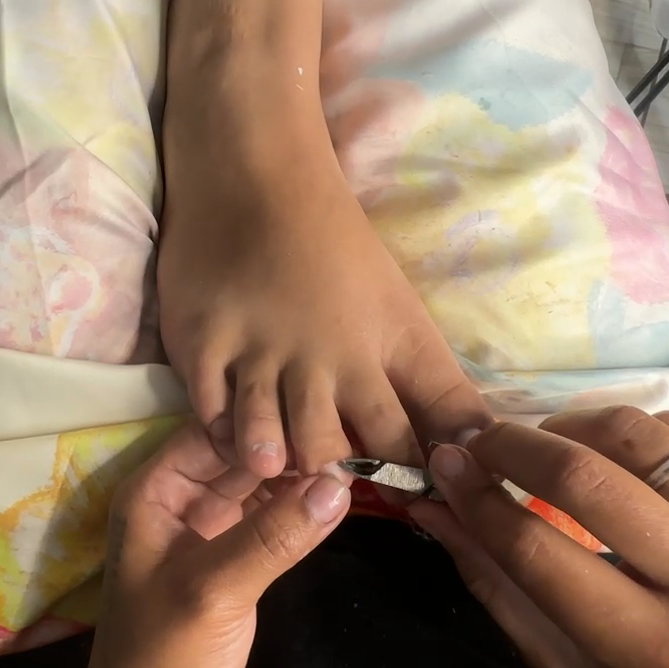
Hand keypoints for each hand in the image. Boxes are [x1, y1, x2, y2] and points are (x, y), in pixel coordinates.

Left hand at [6, 422, 351, 667]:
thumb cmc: (160, 660)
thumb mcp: (213, 592)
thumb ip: (272, 537)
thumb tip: (338, 483)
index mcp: (157, 489)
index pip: (215, 431)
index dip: (265, 422)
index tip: (323, 415)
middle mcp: (181, 497)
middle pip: (241, 453)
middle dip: (289, 445)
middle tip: (351, 435)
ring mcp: (208, 527)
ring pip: (259, 483)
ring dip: (300, 475)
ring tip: (356, 457)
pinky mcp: (234, 558)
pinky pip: (270, 517)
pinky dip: (300, 508)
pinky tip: (338, 496)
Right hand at [157, 36, 487, 477]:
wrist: (251, 175)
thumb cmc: (330, 233)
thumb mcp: (397, 301)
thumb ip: (425, 375)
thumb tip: (468, 439)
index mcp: (384, 343)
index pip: (419, 435)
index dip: (423, 474)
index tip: (419, 493)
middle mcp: (324, 359)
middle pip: (336, 454)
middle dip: (338, 474)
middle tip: (329, 473)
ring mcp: (256, 354)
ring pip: (272, 449)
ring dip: (279, 461)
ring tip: (278, 457)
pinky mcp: (201, 347)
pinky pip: (212, 421)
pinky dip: (225, 436)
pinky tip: (234, 429)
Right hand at [409, 408, 668, 667]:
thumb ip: (497, 585)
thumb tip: (432, 506)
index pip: (536, 550)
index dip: (475, 497)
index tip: (443, 463)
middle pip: (583, 478)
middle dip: (509, 445)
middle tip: (479, 440)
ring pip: (633, 434)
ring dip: (567, 426)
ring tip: (544, 444)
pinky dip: (629, 434)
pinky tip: (613, 458)